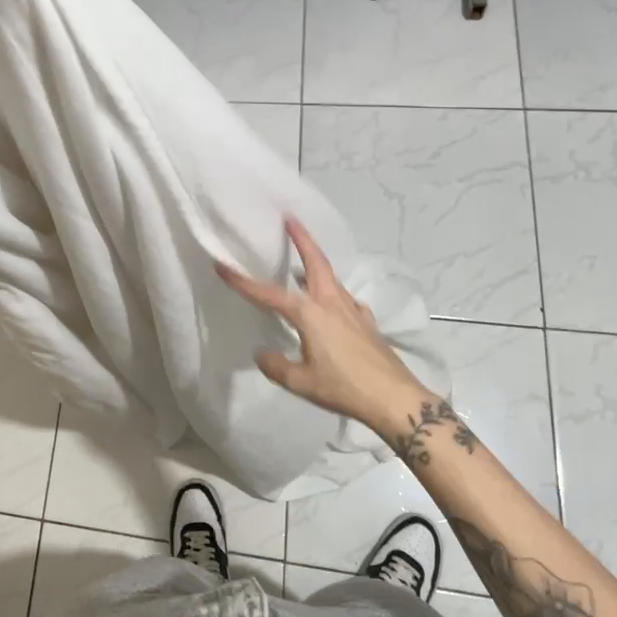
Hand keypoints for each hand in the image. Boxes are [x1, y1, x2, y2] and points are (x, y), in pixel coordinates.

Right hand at [218, 217, 436, 430]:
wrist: (393, 398)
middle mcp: (332, 303)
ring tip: (303, 259)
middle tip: (290, 218)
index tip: (223, 267)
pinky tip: (331, 302)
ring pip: (331, 276)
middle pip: (316, 261)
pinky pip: (345, 296)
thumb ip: (276, 365)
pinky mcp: (366, 322)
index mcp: (311, 314)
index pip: (270, 294)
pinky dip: (333, 290)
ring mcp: (353, 310)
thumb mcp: (301, 382)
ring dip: (316, 261)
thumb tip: (261, 352)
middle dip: (302, 238)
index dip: (244, 282)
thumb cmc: (344, 387)